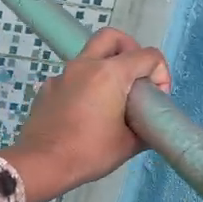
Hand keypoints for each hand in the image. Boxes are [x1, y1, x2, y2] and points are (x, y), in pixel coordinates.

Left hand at [0, 27, 170, 201]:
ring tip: (111, 101)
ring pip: (88, 57)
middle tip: (135, 78)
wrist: (42, 163)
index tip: (155, 99)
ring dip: (105, 69)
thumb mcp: (130, 143)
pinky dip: (84, 85)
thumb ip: (146, 125)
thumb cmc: (89, 152)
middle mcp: (83, 65)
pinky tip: (85, 113)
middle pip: (111, 37)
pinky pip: (71, 78)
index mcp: (108, 73)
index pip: (147, 55)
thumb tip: (148, 122)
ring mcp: (60, 75)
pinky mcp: (46, 89)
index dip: (160, 74)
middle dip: (130, 50)